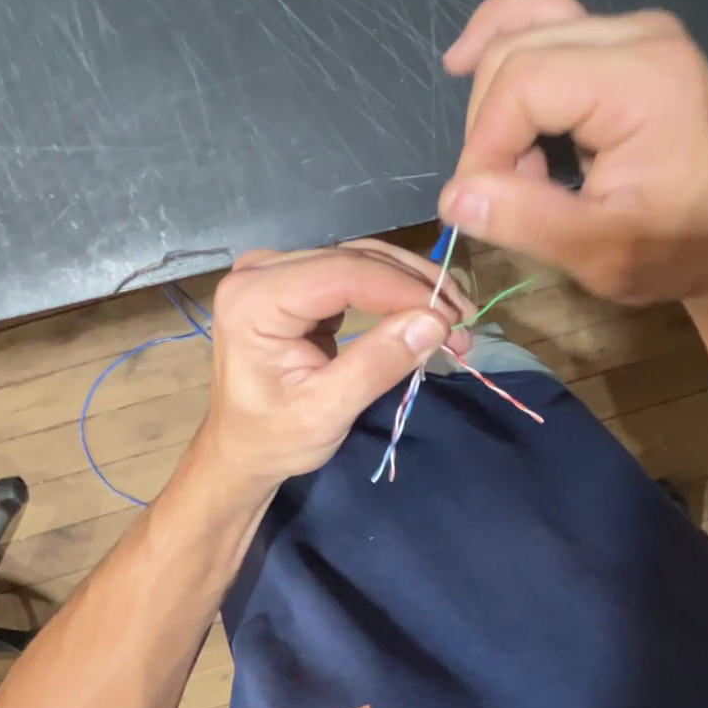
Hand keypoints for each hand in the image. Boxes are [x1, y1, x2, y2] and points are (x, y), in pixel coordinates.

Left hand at [192, 240, 475, 486]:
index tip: (452, 320)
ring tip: (455, 320)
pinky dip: (394, 292)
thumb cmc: (274, 439)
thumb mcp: (326, 412)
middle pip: (355, 257)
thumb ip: (376, 364)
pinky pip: (355, 273)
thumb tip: (435, 323)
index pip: (342, 273)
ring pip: (361, 259)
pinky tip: (425, 314)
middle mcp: (261, 271)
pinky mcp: (296, 281)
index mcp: (254, 299)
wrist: (242, 449)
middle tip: (466, 321)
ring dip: (413, 286)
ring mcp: (277, 272)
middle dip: (416, 287)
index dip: (403, 290)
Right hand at [439, 0, 707, 304]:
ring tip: (505, 161)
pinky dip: (502, 49)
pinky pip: (544, 24)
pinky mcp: (620, 42)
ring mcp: (631, 31)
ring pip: (522, 29)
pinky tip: (467, 65)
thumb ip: (529, 221)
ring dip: (492, 99)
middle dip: (488, 128)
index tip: (481, 207)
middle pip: (516, 51)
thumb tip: (454, 197)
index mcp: (642, 81)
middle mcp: (638, 36)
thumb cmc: (674, 250)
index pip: (523, 83)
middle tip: (504, 195)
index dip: (484, 146)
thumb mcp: (601, 253)